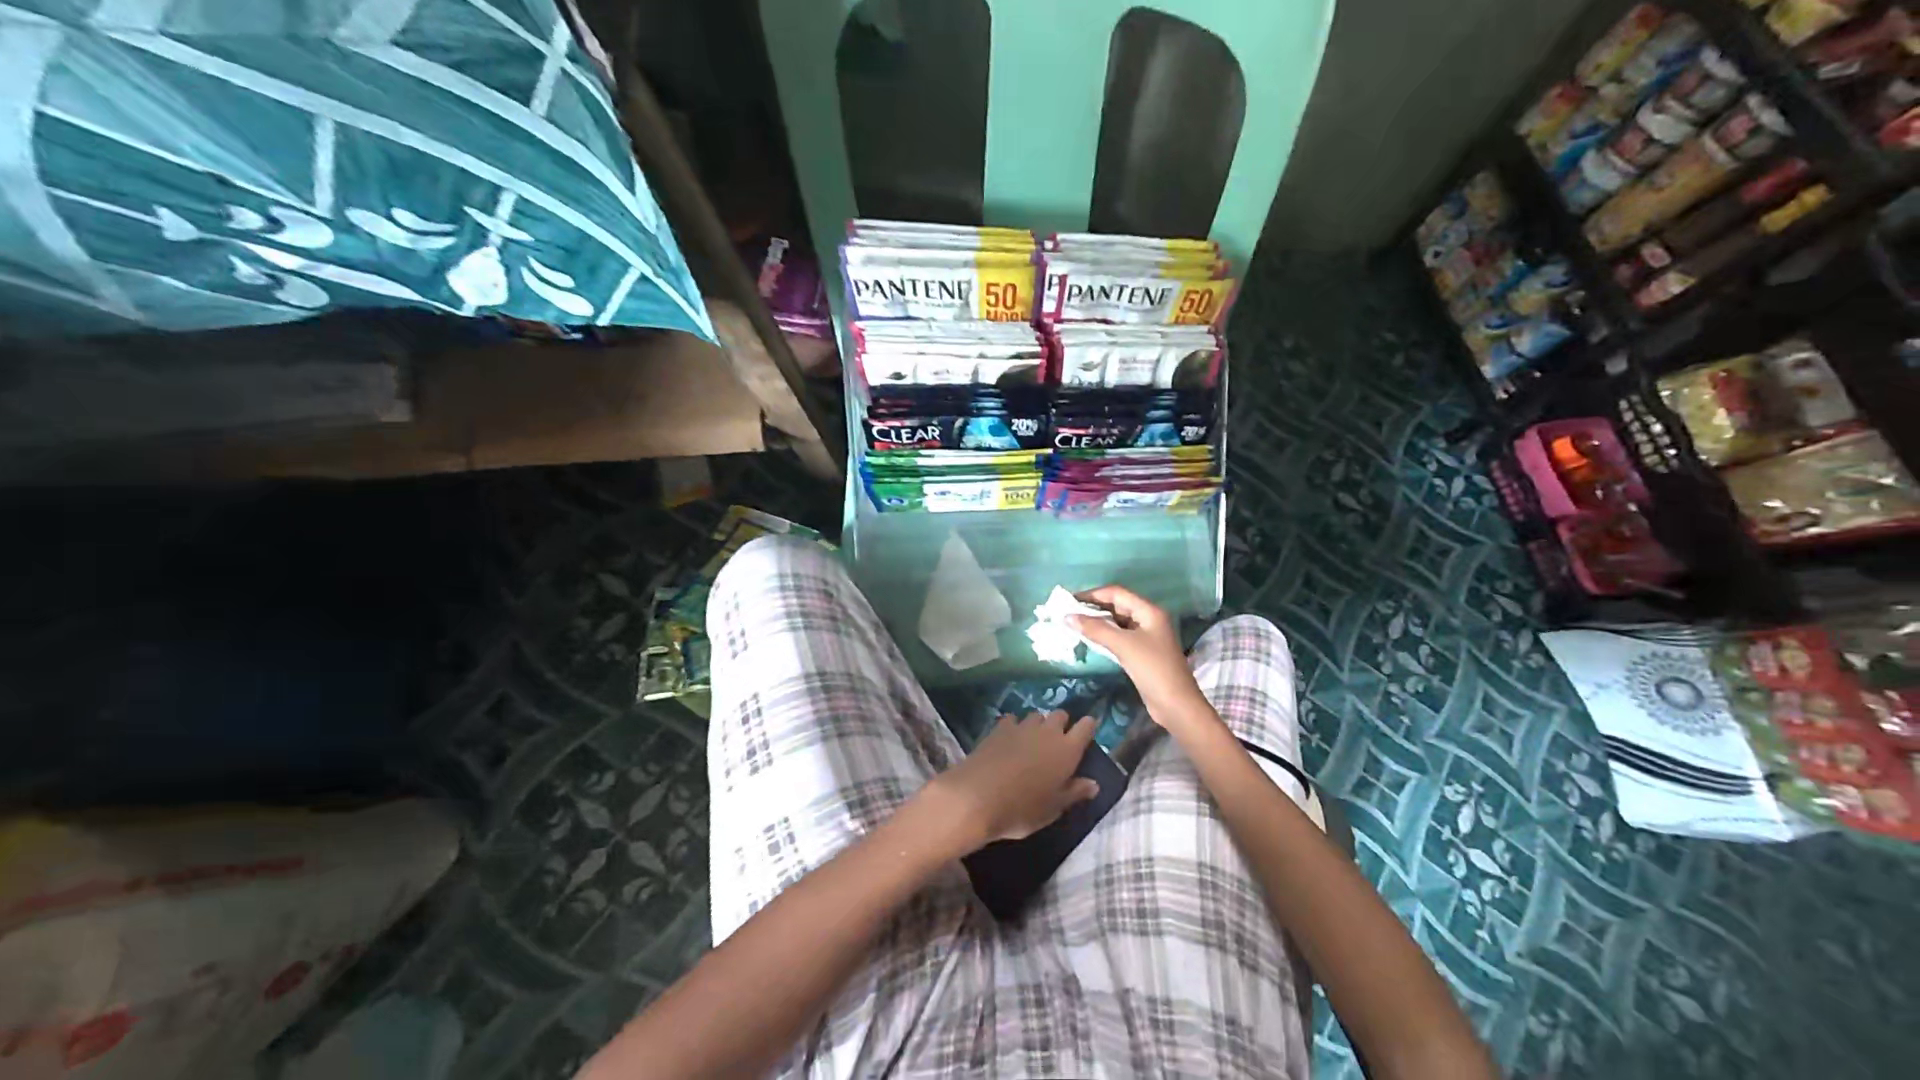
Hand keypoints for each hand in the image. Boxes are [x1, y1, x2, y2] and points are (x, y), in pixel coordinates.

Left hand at [928, 711, 1099, 850]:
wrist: (977, 797)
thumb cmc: (1022, 809)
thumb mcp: (1053, 808)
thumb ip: (1074, 792)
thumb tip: (1093, 784)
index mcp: (1067, 750)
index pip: (1086, 727)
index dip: (1088, 727)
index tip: (1087, 733)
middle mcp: (1048, 732)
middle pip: (1060, 715)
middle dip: (1061, 724)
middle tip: (1058, 743)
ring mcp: (1022, 727)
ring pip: (1037, 715)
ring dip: (1038, 725)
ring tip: (1033, 741)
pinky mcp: (999, 728)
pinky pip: (1013, 720)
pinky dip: (1014, 727)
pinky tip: (1009, 740)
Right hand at [1069, 586, 1209, 725]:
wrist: (1175, 704)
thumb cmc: (1152, 669)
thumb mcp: (1123, 645)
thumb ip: (1095, 629)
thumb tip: (1068, 616)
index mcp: (1149, 611)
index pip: (1117, 593)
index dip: (1093, 594)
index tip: (1069, 600)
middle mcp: (1148, 619)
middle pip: (1117, 606)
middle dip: (1093, 607)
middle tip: (1068, 612)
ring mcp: (1146, 636)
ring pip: (1117, 622)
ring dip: (1097, 622)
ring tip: (1074, 624)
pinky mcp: (1141, 652)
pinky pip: (1119, 637)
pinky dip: (1104, 636)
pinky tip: (1089, 639)